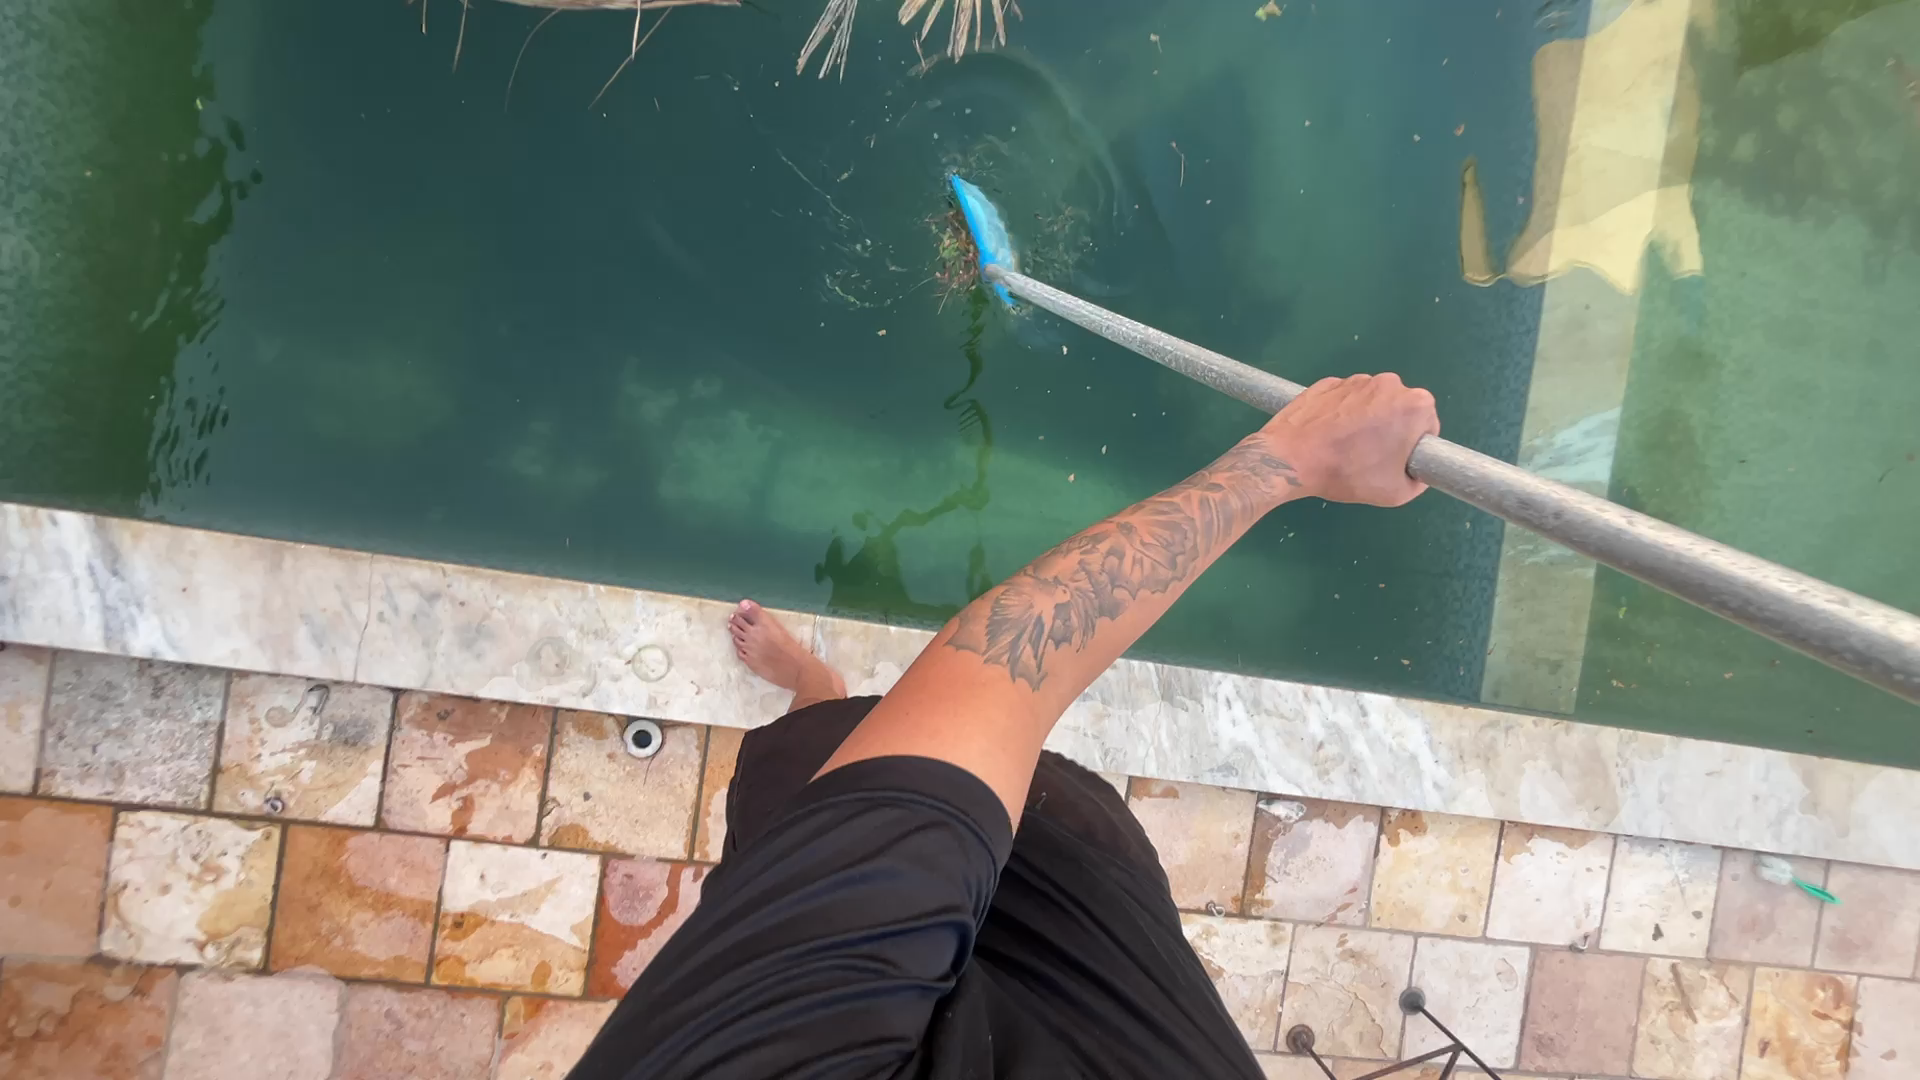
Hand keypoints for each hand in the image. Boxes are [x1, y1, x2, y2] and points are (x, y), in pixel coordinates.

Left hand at [1256, 372, 1438, 506]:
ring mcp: (1353, 379)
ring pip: (1369, 403)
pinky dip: (1337, 414)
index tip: (1392, 461)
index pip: (1426, 427)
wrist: (1289, 459)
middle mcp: (1389, 383)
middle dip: (1388, 430)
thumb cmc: (1347, 474)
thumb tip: (1418, 473)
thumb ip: (1419, 481)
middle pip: (1398, 410)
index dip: (1412, 448)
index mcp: (1416, 404)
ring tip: (1341, 446)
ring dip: (1362, 420)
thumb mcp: (1396, 492)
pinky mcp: (1325, 383)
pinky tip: (1324, 434)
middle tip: (1365, 456)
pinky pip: (1340, 400)